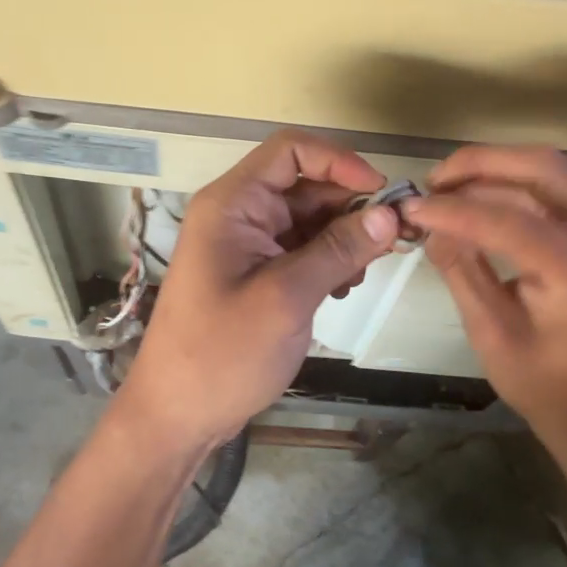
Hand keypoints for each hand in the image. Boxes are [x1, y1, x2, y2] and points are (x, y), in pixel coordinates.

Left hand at [115, 131, 402, 446]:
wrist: (176, 416)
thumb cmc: (223, 352)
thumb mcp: (287, 297)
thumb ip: (339, 250)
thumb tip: (388, 213)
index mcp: (233, 203)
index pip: (290, 149)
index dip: (338, 160)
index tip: (380, 191)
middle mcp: (238, 212)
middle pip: (304, 183)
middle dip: (349, 205)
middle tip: (390, 240)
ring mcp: (246, 242)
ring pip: (308, 216)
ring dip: (342, 236)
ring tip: (361, 274)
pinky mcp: (256, 271)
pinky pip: (301, 246)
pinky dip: (328, 258)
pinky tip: (343, 287)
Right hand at [406, 145, 566, 450]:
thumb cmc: (545, 385)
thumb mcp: (491, 333)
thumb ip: (461, 269)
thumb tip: (427, 222)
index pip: (514, 223)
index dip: (457, 210)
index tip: (413, 206)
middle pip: (544, 169)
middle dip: (482, 165)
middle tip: (434, 180)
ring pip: (549, 171)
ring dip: (495, 170)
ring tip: (447, 187)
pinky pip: (556, 189)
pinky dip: (512, 185)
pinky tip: (476, 197)